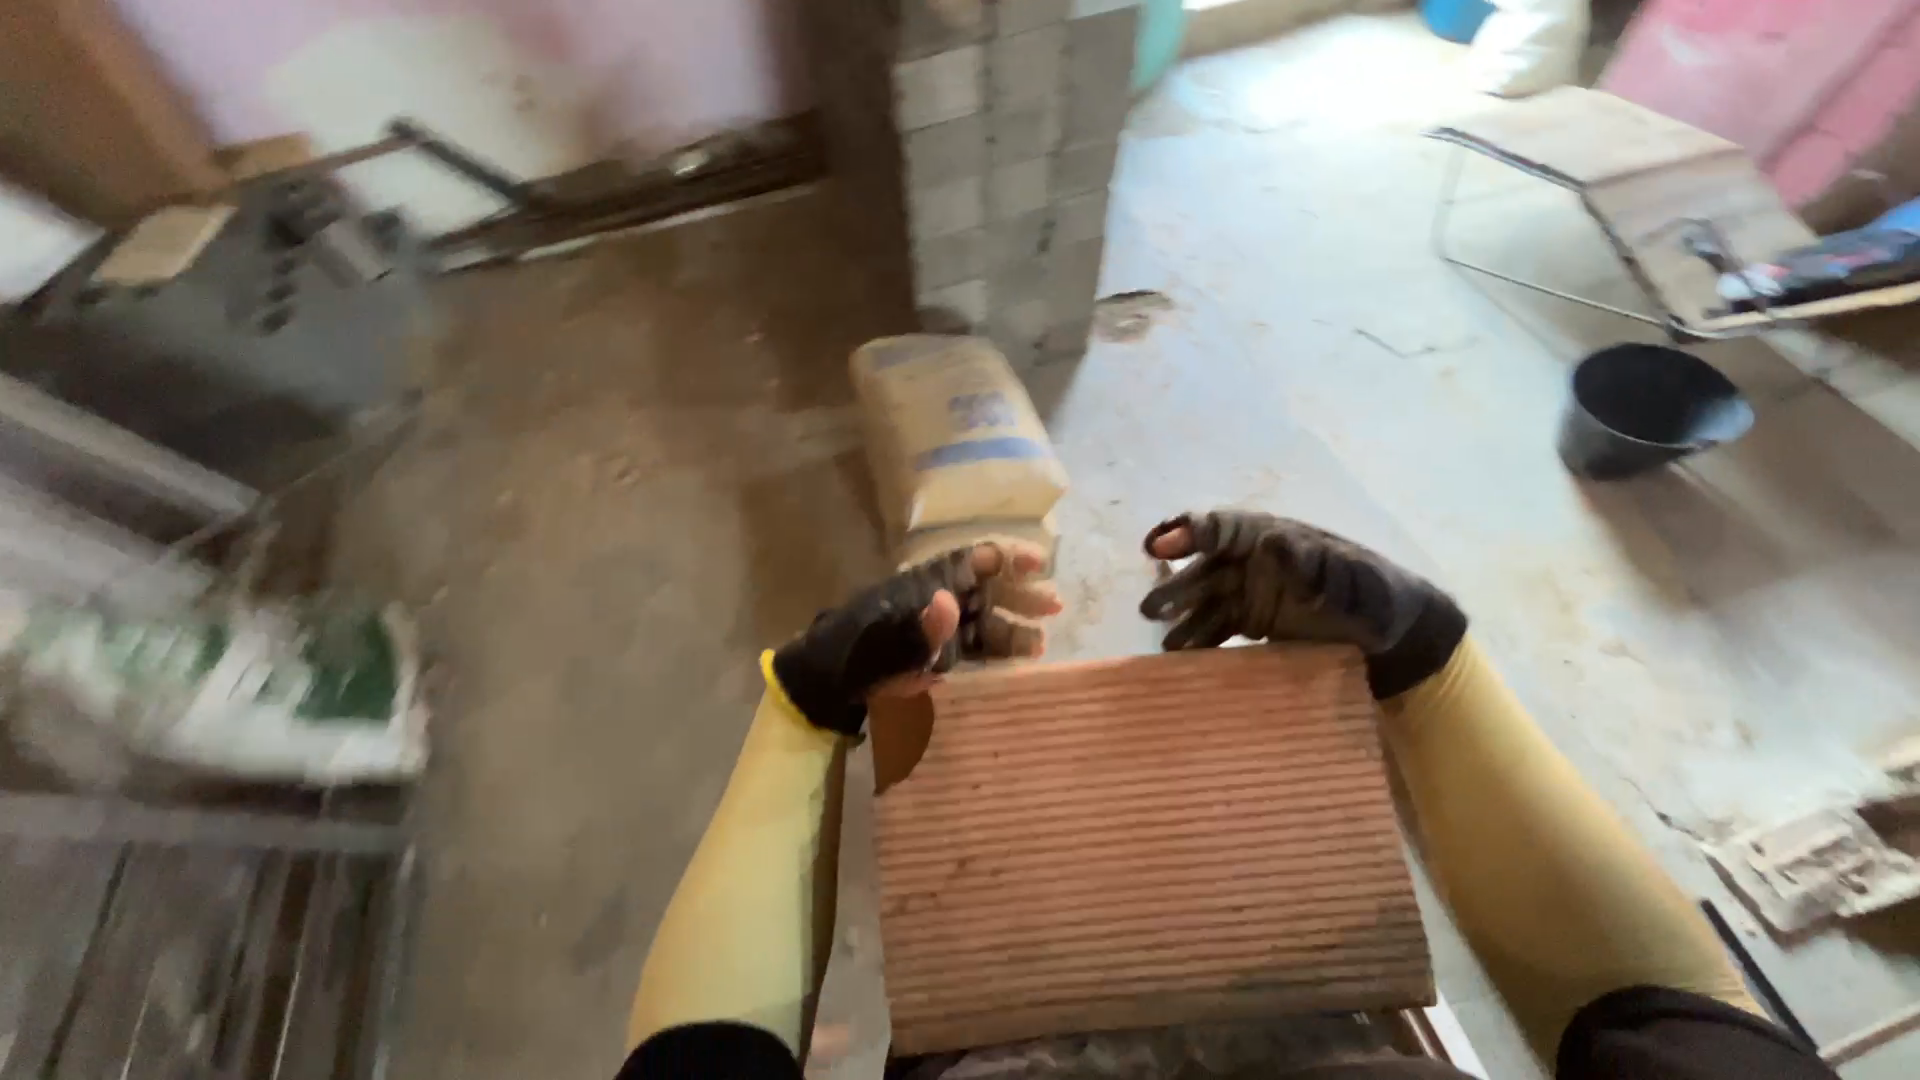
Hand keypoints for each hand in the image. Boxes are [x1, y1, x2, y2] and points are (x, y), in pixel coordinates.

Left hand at [772, 542, 1061, 734]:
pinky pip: (980, 650)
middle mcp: (939, 601)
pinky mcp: (943, 658)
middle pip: (988, 588)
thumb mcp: (884, 643)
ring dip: (1017, 627)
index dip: (1006, 556)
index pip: (972, 560)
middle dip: (1022, 592)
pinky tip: (1024, 661)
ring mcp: (942, 630)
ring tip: (1041, 642)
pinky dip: (1002, 654)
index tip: (1037, 562)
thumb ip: (918, 628)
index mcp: (925, 585)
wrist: (828, 686)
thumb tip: (949, 600)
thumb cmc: (855, 655)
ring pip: (989, 620)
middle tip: (1054, 604)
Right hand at [1139, 511, 1465, 697]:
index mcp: (1275, 537)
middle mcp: (1254, 562)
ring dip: (1179, 614)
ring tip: (1159, 634)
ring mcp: (1249, 593)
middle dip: (1176, 584)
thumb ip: (1319, 564)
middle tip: (1150, 609)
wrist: (1393, 640)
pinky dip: (1196, 639)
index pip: (1224, 528)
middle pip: (1206, 567)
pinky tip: (1178, 654)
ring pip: (1204, 599)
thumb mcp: (1357, 579)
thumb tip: (1271, 543)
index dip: (1189, 533)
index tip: (1158, 546)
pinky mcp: (1251, 623)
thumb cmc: (1379, 598)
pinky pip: (1215, 627)